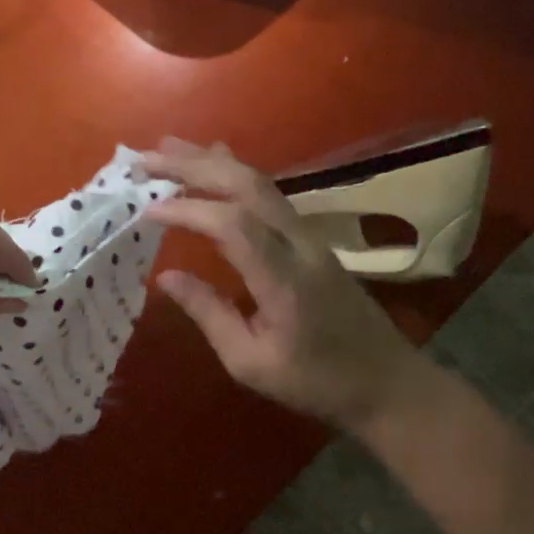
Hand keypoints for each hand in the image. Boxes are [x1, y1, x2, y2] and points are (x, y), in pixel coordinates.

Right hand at [143, 139, 426, 433]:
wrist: (389, 384)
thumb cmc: (317, 382)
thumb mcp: (251, 363)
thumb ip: (209, 314)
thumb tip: (165, 277)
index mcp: (285, 279)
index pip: (233, 225)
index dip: (188, 211)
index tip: (145, 212)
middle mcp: (300, 245)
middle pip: (247, 187)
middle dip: (194, 166)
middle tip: (144, 158)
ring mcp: (310, 238)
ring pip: (260, 183)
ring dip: (211, 162)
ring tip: (166, 150)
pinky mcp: (311, 239)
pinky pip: (268, 194)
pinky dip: (233, 173)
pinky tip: (213, 163)